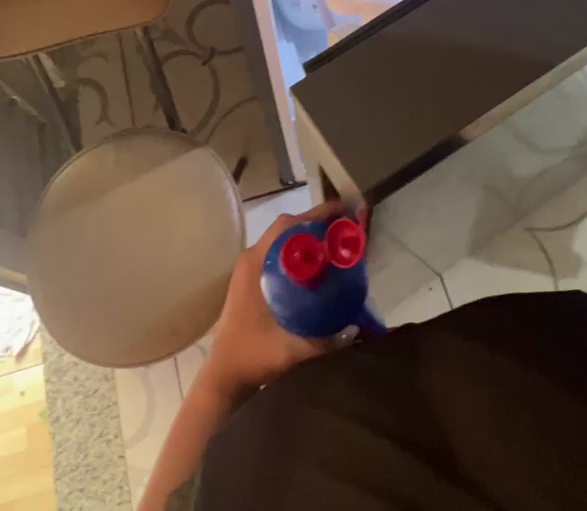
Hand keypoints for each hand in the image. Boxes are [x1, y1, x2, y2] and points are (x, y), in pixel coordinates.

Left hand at [198, 200, 362, 398]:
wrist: (225, 375)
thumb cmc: (253, 356)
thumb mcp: (293, 350)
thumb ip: (327, 342)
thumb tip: (360, 328)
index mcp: (255, 264)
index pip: (286, 226)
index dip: (315, 215)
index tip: (342, 211)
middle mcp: (252, 259)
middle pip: (287, 229)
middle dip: (317, 224)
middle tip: (347, 229)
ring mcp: (250, 270)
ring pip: (284, 242)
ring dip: (309, 238)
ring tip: (339, 243)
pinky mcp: (253, 281)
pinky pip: (280, 256)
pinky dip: (300, 253)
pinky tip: (321, 267)